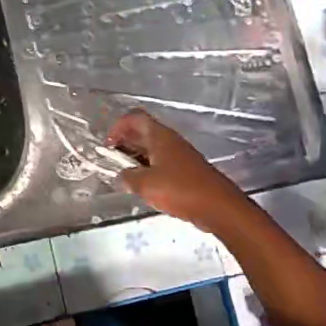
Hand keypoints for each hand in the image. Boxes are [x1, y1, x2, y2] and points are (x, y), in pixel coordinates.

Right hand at [105, 109, 249, 228]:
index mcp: (160, 137)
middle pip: (142, 132)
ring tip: (122, 175)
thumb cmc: (180, 189)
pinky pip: (160, 163)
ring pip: (151, 149)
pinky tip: (141, 185)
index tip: (107, 146)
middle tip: (110, 159)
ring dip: (134, 158)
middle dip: (123, 142)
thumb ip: (127, 178)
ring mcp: (179, 156)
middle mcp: (170, 142)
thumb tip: (121, 177)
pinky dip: (146, 170)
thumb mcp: (145, 184)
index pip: (135, 118)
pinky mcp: (184, 171)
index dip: (117, 127)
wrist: (218, 207)